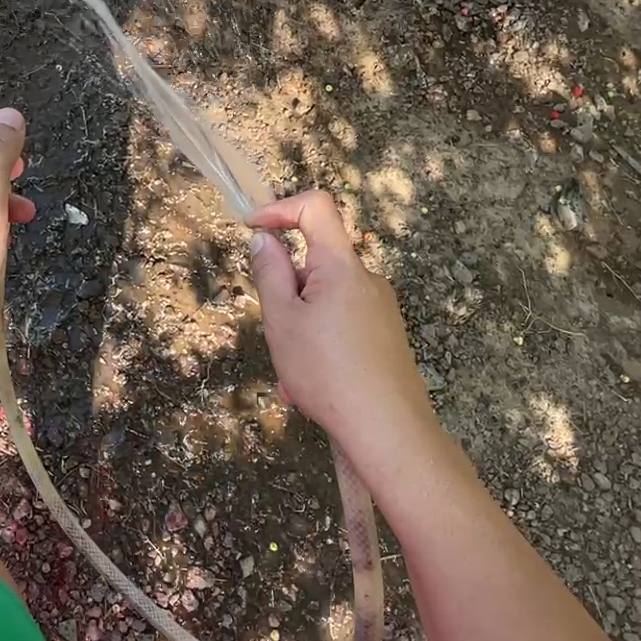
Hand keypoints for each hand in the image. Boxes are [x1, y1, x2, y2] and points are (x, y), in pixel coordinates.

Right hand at [247, 190, 432, 441]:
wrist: (388, 433)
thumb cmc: (326, 371)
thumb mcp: (282, 320)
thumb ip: (270, 273)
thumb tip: (263, 239)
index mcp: (341, 266)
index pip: (316, 207)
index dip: (279, 208)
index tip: (251, 230)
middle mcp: (367, 279)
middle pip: (316, 263)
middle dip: (286, 291)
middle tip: (276, 332)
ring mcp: (381, 310)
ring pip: (325, 301)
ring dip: (300, 325)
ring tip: (293, 374)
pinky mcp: (386, 337)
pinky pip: (342, 325)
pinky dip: (319, 344)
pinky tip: (310, 387)